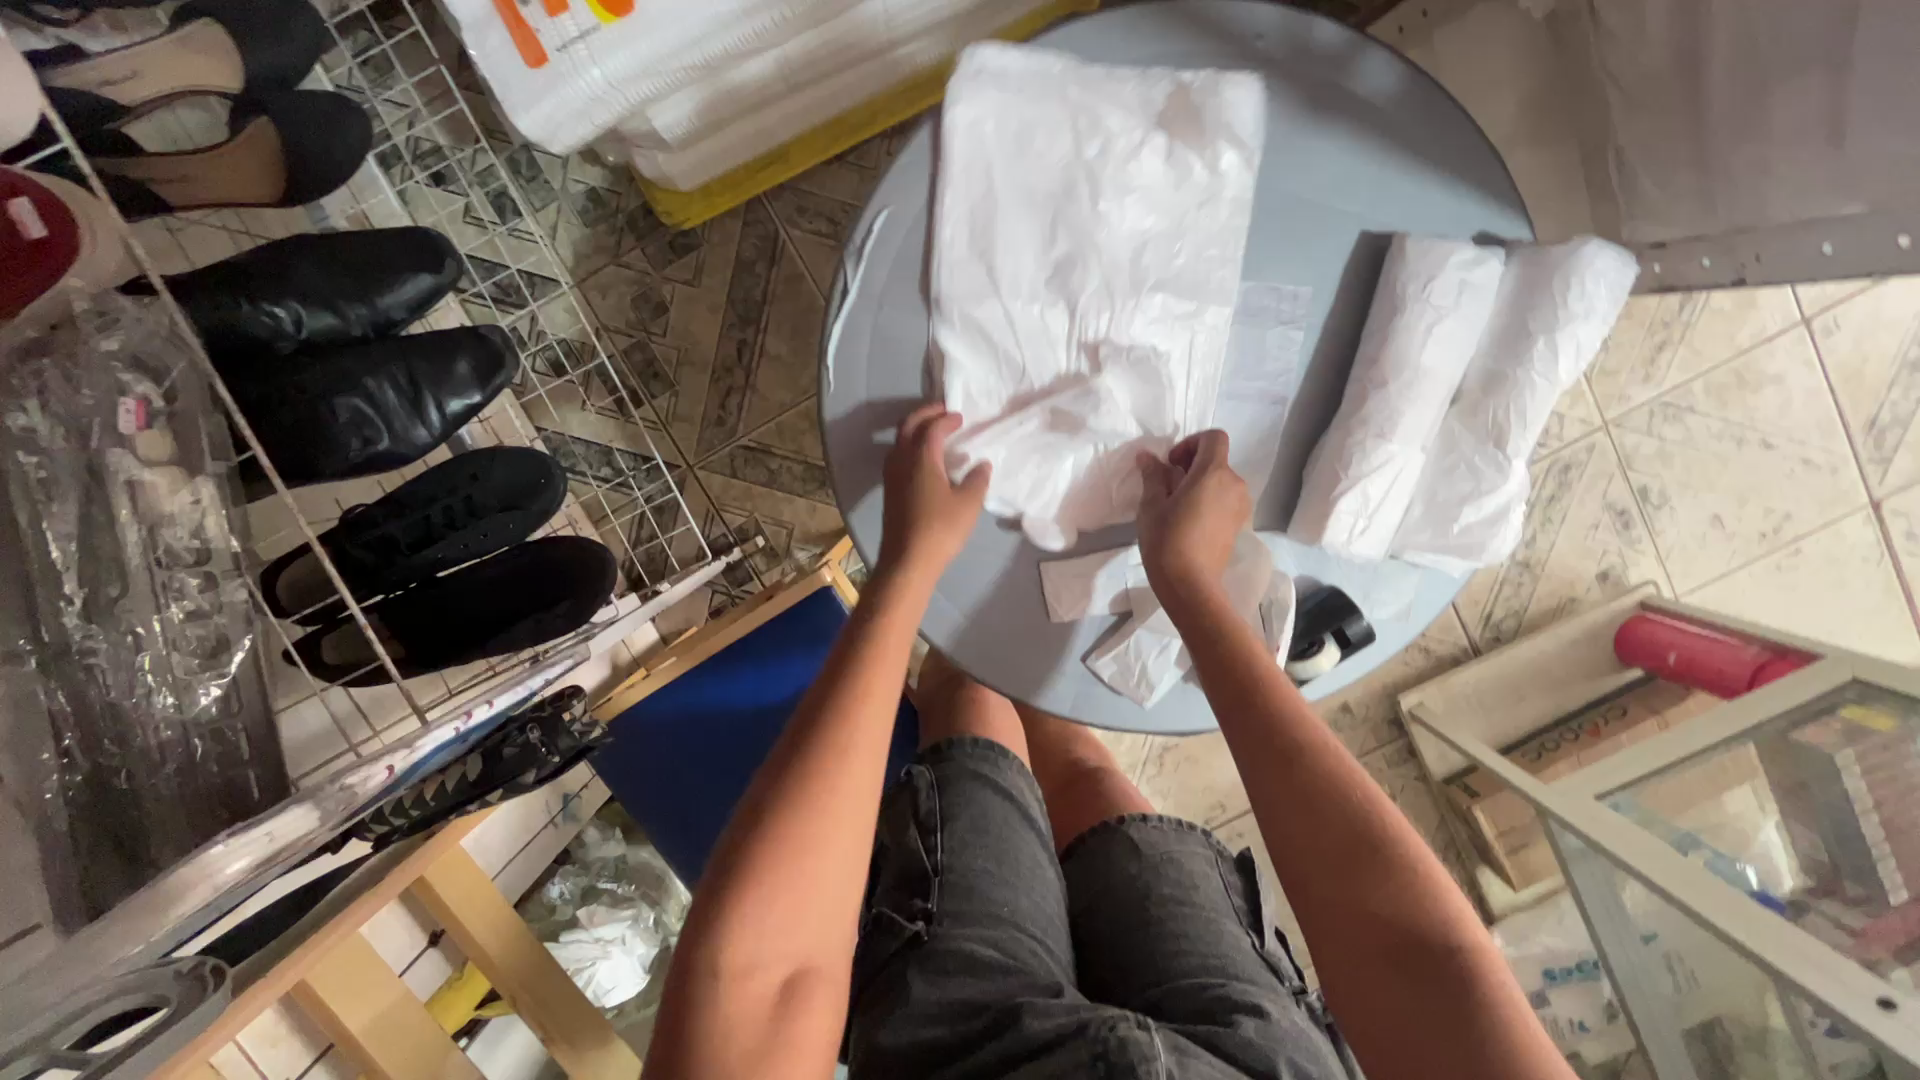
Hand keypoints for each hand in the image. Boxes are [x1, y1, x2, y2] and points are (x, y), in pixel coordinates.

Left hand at [880, 404, 988, 582]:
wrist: (907, 560)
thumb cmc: (940, 529)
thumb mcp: (968, 504)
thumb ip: (977, 479)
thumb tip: (982, 464)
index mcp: (920, 458)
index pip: (932, 428)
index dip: (946, 419)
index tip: (960, 418)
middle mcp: (901, 460)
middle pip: (908, 426)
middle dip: (926, 415)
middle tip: (943, 413)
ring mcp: (891, 476)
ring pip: (900, 441)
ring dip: (916, 431)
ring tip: (936, 435)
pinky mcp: (890, 490)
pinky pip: (899, 457)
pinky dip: (912, 449)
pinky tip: (927, 462)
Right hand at [1136, 430, 1249, 607]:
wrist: (1190, 585)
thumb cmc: (1167, 541)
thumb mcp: (1152, 505)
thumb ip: (1153, 475)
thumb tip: (1148, 457)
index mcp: (1213, 473)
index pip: (1213, 438)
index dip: (1191, 443)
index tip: (1171, 464)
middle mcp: (1234, 484)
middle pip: (1216, 460)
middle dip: (1191, 467)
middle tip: (1167, 489)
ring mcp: (1241, 505)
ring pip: (1220, 482)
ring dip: (1200, 485)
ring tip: (1177, 508)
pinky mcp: (1240, 524)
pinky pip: (1225, 500)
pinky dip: (1209, 502)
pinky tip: (1189, 523)